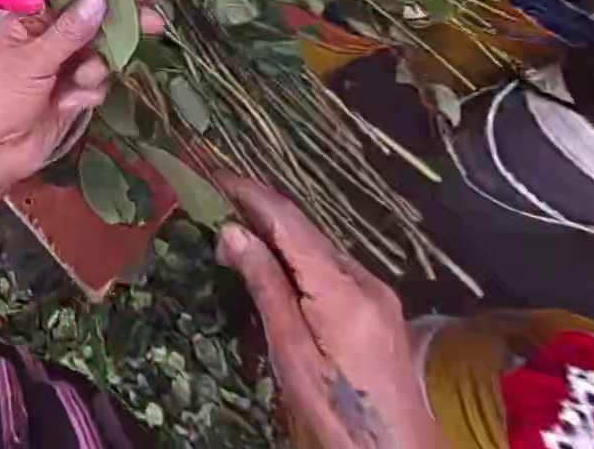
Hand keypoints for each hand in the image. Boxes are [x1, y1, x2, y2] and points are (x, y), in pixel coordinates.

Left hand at [0, 0, 163, 194]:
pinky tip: (70, 103)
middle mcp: (50, 39)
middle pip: (94, 22)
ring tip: (79, 82)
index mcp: (31, 21)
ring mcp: (63, 67)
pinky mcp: (73, 94)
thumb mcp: (32, 60)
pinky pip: (97, 83)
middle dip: (121, 24)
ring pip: (101, 54)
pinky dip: (89, 91)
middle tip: (155, 21)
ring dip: (97, 67)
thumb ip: (69, 31)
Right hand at [217, 176, 440, 448]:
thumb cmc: (337, 415)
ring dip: (277, 232)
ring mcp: (375, 288)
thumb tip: (231, 230)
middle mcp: (363, 276)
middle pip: (304, 228)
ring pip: (316, 243)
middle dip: (259, 212)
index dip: (252, 194)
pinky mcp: (378, 302)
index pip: (289, 221)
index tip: (216, 178)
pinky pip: (329, 262)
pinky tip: (274, 263)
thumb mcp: (291, 354)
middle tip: (215, 210)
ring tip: (235, 235)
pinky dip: (297, 253)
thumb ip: (265, 286)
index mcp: (342, 289)